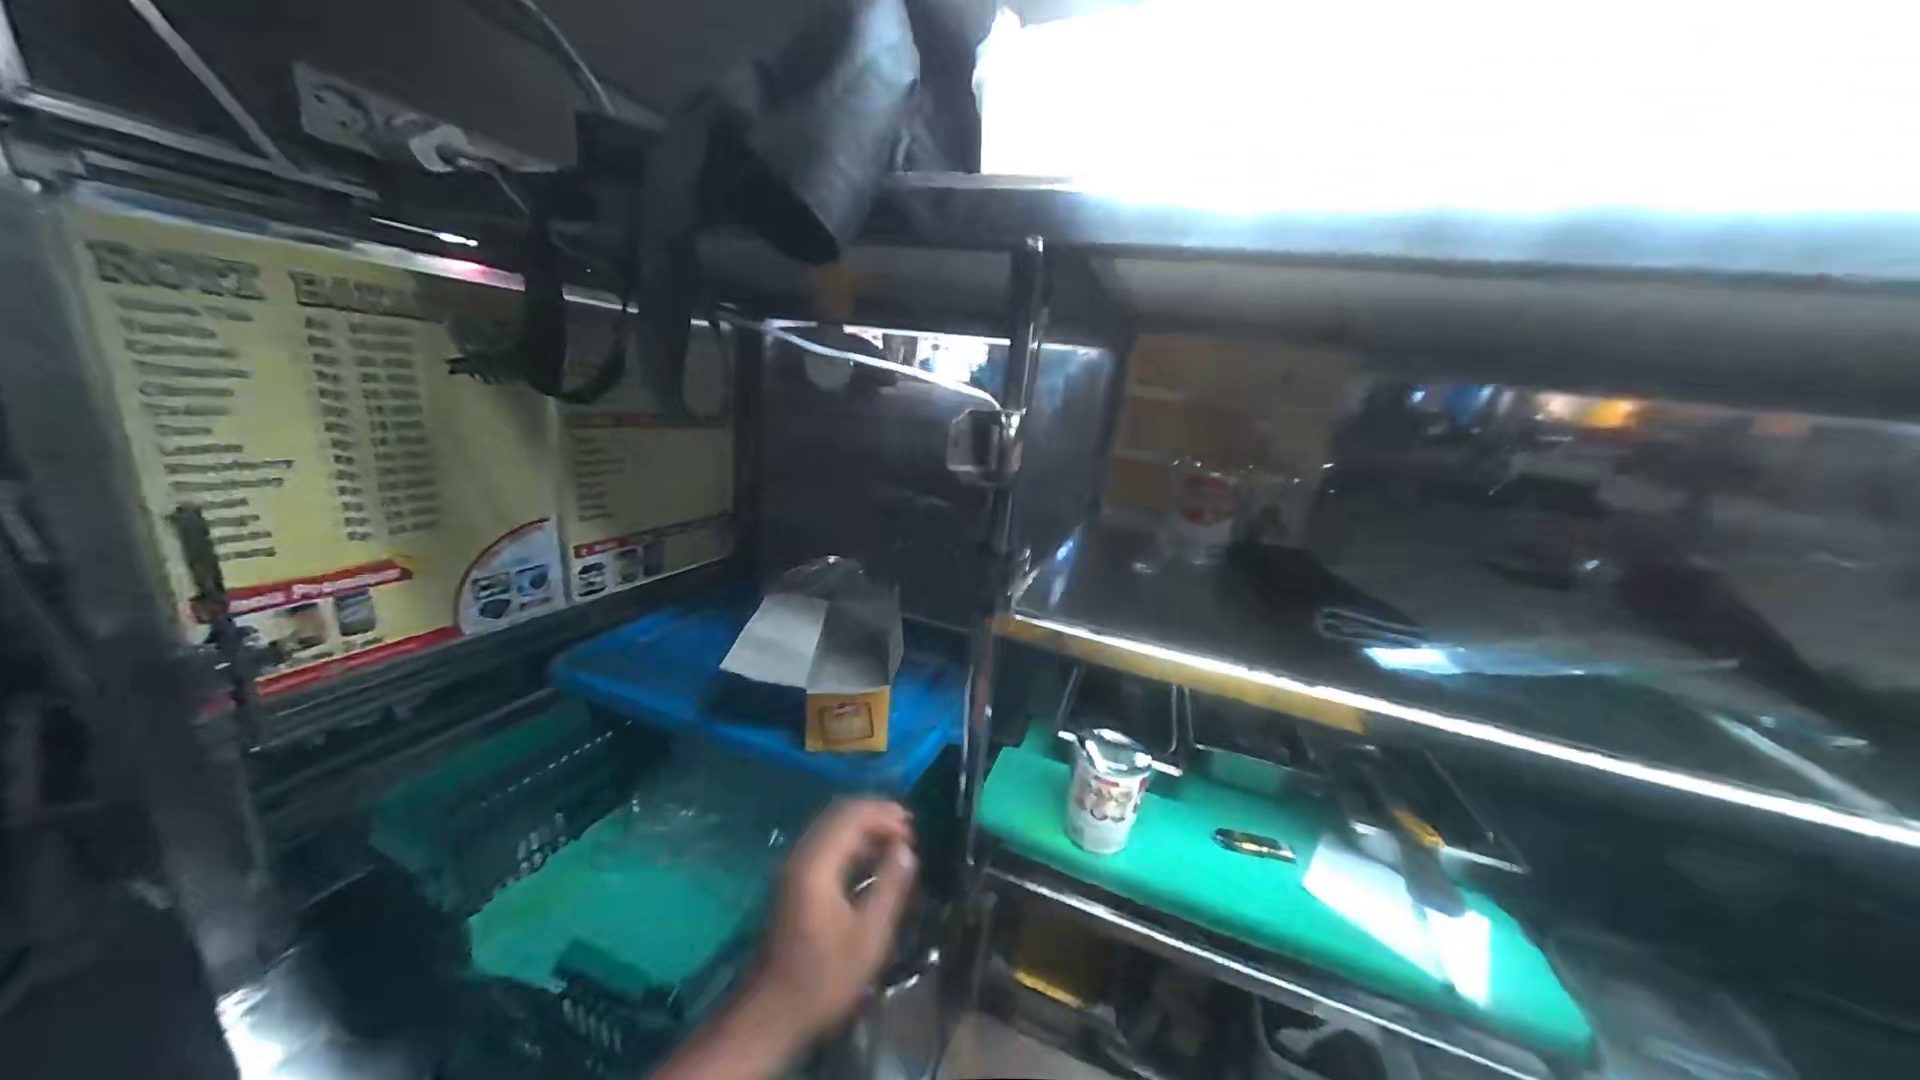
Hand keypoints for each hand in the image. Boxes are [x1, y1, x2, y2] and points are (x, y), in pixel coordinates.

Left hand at [744, 799, 917, 1043]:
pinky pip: (825, 843)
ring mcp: (793, 868)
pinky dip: (851, 840)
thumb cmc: (824, 979)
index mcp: (816, 865)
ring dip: (864, 826)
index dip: (883, 813)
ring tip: (896, 840)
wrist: (772, 1014)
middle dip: (875, 814)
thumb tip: (906, 850)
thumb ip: (890, 887)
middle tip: (907, 828)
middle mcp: (800, 857)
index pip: (850, 816)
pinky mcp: (793, 881)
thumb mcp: (869, 937)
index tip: (912, 828)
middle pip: (838, 814)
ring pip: (831, 827)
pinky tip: (872, 857)